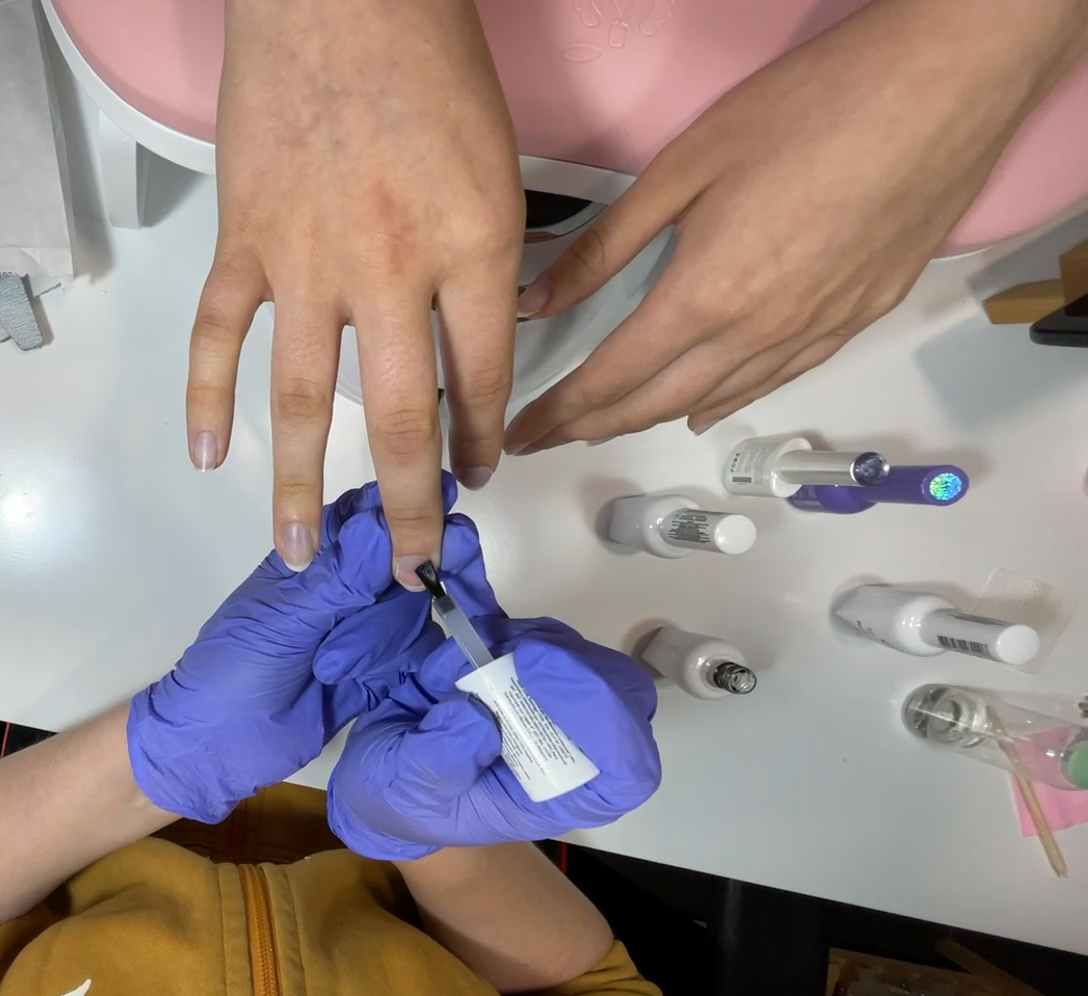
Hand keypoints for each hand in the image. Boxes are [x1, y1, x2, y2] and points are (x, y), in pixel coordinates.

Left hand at [128, 478, 453, 821]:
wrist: (220, 744)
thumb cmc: (234, 670)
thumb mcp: (283, 620)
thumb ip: (340, 578)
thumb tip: (388, 523)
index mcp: (313, 556)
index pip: (374, 520)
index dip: (410, 523)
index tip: (439, 537)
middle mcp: (347, 586)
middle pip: (407, 566)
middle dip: (401, 593)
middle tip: (369, 623)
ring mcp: (365, 629)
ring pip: (413, 615)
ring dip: (379, 643)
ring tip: (331, 668)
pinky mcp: (378, 673)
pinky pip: (414, 660)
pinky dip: (403, 670)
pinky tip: (369, 681)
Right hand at [191, 0, 521, 586]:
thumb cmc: (429, 59)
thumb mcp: (492, 161)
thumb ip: (480, 261)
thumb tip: (462, 341)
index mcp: (471, 243)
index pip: (480, 376)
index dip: (479, 440)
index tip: (474, 481)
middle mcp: (389, 270)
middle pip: (400, 413)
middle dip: (410, 500)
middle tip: (410, 564)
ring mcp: (305, 264)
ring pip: (303, 396)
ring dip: (301, 482)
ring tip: (299, 548)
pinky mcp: (243, 247)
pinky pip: (218, 337)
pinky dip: (207, 397)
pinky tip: (206, 455)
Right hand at [323, 522, 660, 859]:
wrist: (374, 774)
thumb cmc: (398, 798)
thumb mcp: (407, 791)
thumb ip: (440, 761)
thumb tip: (479, 714)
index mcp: (552, 794)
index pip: (624, 768)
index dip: (603, 717)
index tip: (539, 672)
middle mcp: (561, 745)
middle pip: (615, 696)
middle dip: (571, 664)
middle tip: (509, 650)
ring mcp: (538, 700)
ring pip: (570, 653)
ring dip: (518, 641)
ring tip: (442, 669)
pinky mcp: (508, 666)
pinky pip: (523, 631)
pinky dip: (494, 617)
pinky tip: (455, 614)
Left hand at [504, 0, 1087, 451]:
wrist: (963, 66)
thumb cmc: (812, 107)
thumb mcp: (679, 172)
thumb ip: (599, 249)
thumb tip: (534, 303)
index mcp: (704, 297)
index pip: (607, 379)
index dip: (556, 413)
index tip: (519, 434)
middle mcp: (758, 330)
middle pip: (651, 403)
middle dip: (586, 428)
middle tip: (542, 441)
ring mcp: (815, 328)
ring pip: (709, 400)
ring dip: (644, 421)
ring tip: (599, 429)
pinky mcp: (860, 313)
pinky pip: (773, 380)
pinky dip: (722, 403)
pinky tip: (697, 412)